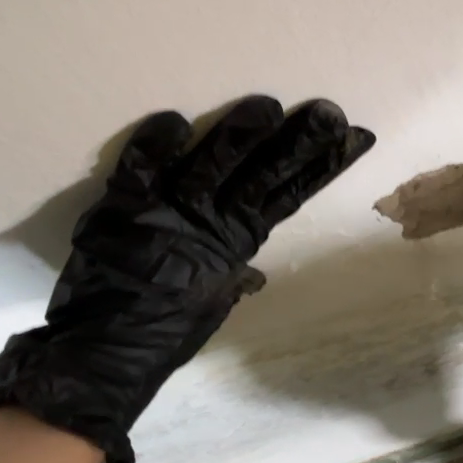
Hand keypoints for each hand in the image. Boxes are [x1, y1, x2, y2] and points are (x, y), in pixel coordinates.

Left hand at [0, 96, 373, 462]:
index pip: (291, 193)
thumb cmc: (169, 328)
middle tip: (327, 113)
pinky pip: (139, 171)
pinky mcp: (124, 213)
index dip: (322, 165)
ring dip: (240, 135)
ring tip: (266, 106)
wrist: (109, 356)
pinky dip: (154, 147)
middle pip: (264, 172)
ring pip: (213, 164)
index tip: (352, 136)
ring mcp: (172, 214)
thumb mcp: (216, 297)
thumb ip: (235, 274)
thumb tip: (254, 274)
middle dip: (297, 141)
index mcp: (239, 239)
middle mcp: (215, 221)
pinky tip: (173, 119)